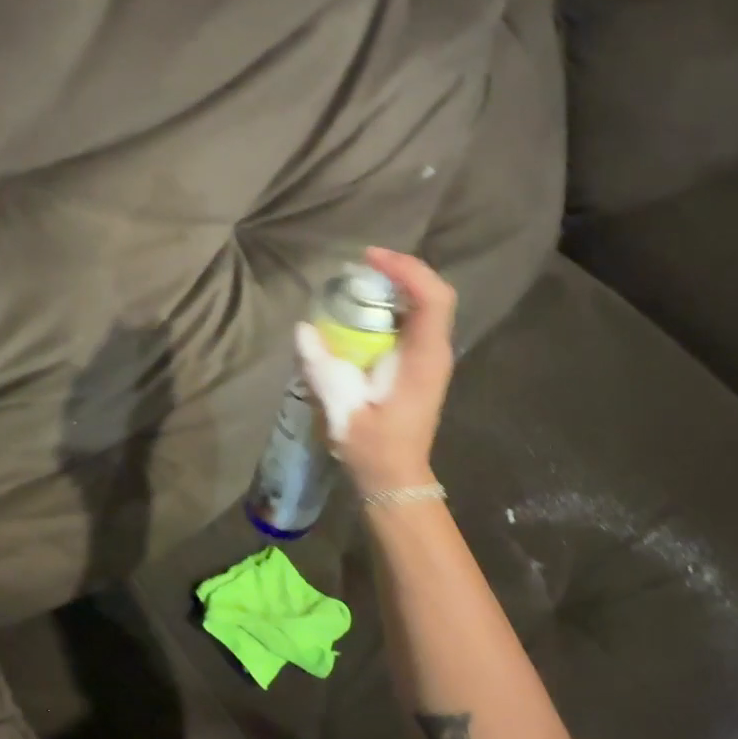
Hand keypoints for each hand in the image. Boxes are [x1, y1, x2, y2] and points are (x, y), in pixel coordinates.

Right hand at [296, 247, 456, 492]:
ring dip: (393, 290)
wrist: (393, 479)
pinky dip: (388, 310)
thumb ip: (323, 368)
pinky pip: (410, 324)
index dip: (407, 269)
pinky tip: (359, 316)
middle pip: (429, 295)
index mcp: (424, 358)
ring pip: (422, 308)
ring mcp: (429, 359)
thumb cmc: (374, 448)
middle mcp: (434, 352)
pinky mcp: (417, 367)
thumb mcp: (342, 409)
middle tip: (359, 267)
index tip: (370, 259)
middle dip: (398, 273)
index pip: (433, 298)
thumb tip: (303, 330)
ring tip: (356, 284)